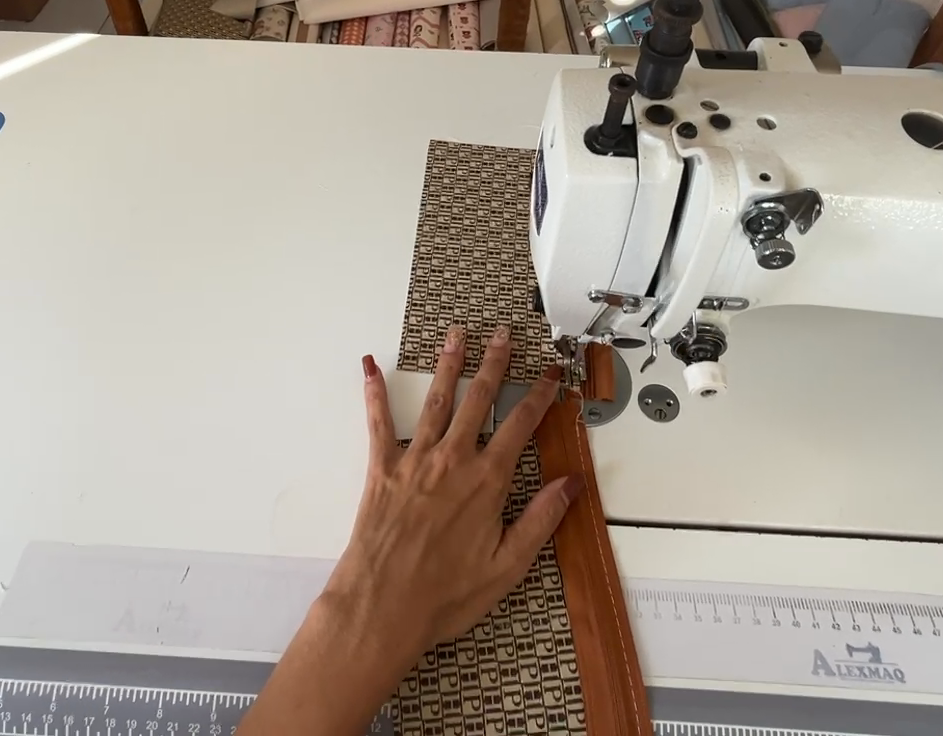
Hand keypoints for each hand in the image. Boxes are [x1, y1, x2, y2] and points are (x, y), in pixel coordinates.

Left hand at [236, 325, 577, 735]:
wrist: (383, 607)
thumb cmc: (445, 594)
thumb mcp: (508, 566)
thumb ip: (541, 519)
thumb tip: (572, 483)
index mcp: (486, 480)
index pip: (520, 424)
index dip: (539, 395)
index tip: (550, 373)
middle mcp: (452, 459)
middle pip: (479, 399)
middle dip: (493, 363)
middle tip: (501, 335)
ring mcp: (416, 458)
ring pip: (437, 400)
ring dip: (448, 365)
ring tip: (456, 335)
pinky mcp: (383, 467)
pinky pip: (378, 422)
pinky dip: (374, 392)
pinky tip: (370, 366)